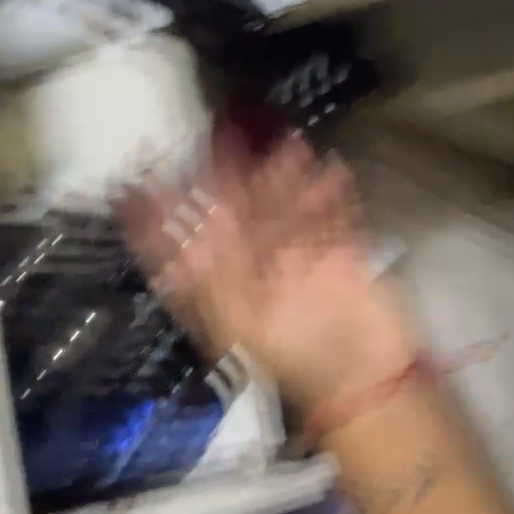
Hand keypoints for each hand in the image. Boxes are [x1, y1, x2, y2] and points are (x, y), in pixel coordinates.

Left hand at [119, 134, 417, 411]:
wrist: (368, 376)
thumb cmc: (300, 357)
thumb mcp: (241, 319)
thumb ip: (217, 271)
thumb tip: (193, 224)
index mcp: (224, 292)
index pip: (188, 243)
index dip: (166, 210)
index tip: (146, 171)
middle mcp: (259, 273)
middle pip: (242, 217)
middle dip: (235, 179)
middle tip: (226, 138)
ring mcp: (305, 265)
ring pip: (291, 214)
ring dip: (290, 181)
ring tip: (292, 146)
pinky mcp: (346, 263)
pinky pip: (337, 223)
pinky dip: (335, 199)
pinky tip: (335, 172)